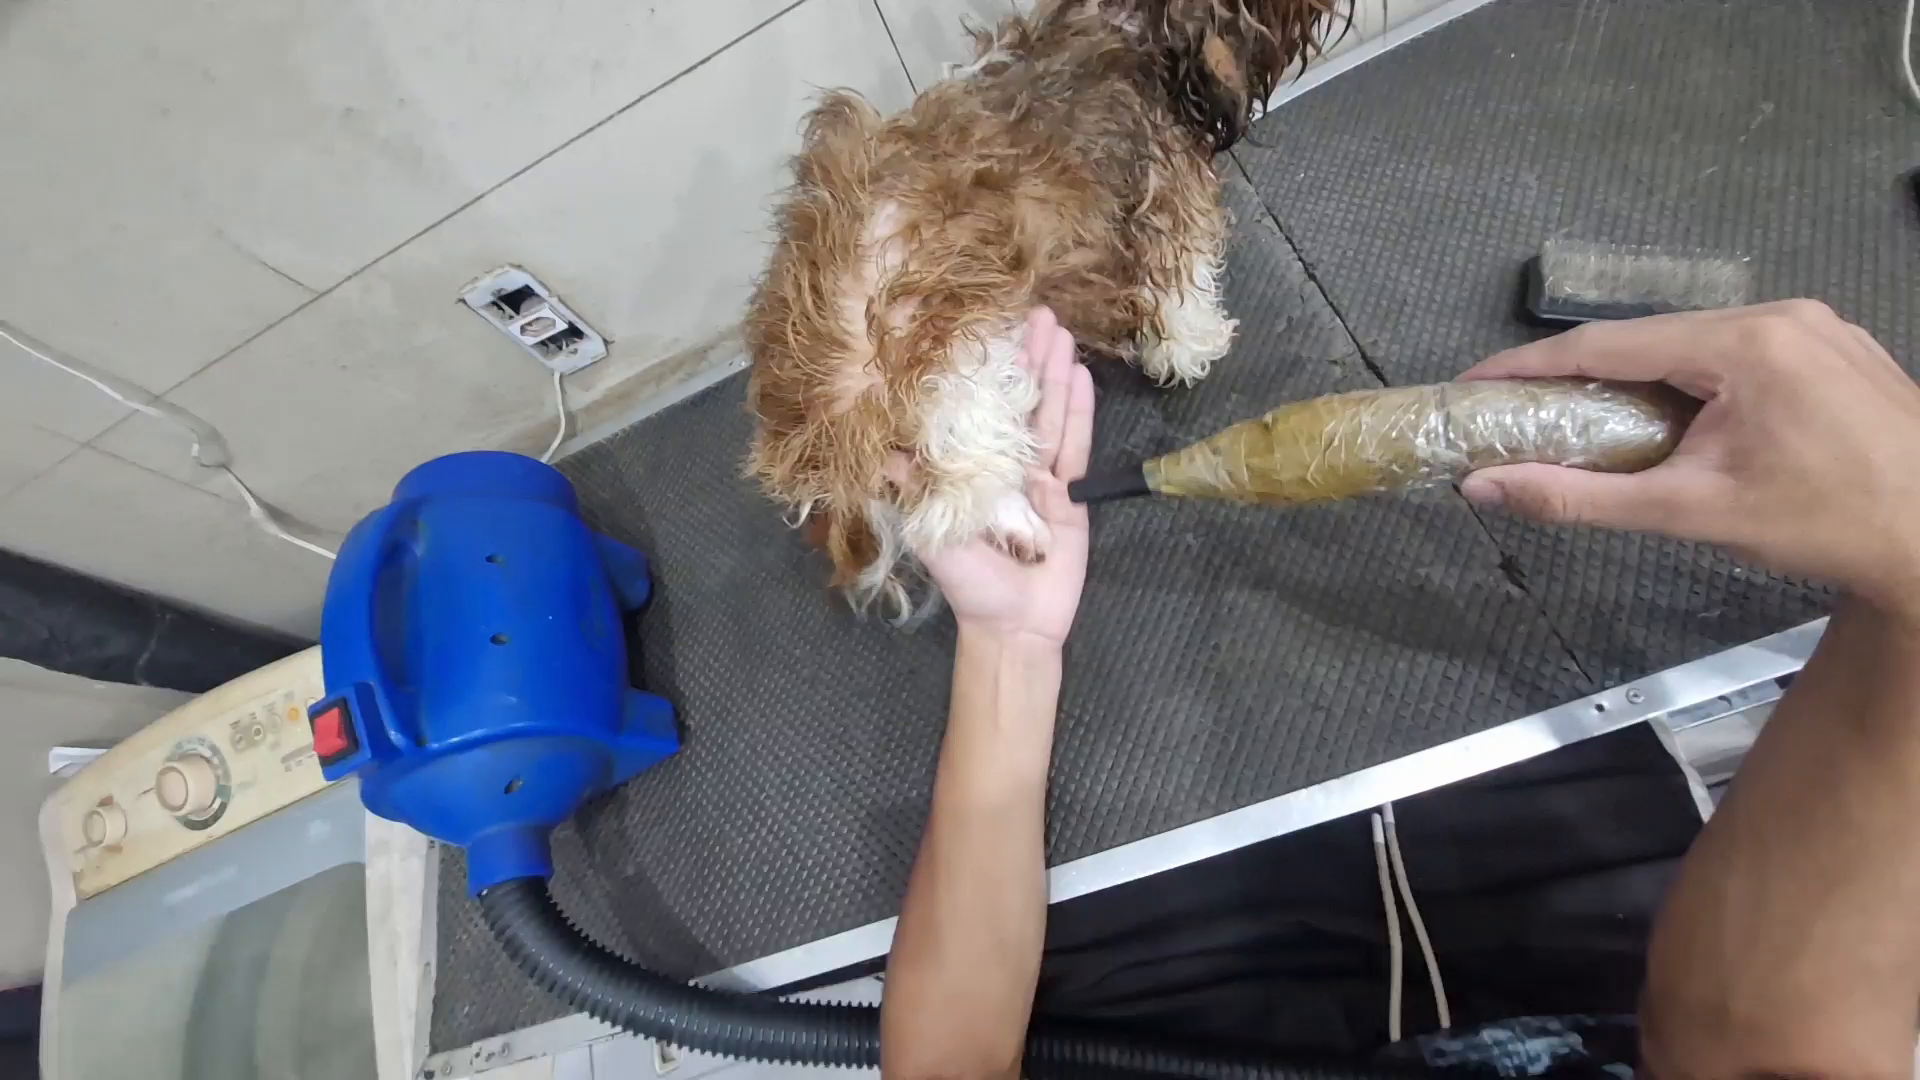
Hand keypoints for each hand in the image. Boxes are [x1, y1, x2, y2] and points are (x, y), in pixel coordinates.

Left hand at [912, 307, 1093, 647]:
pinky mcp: (1070, 493)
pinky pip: (1075, 446)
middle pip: (1016, 402)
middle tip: (1033, 311)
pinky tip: (1080, 376)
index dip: (978, 373)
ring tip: (1058, 330)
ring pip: (1047, 415)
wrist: (1013, 623)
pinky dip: (1079, 413)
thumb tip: (877, 448)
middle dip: (1024, 357)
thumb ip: (910, 488)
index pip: (972, 411)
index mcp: (968, 470)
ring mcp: (1040, 477)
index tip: (980, 329)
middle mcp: (1003, 465)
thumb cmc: (968, 581)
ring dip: (1053, 373)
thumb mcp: (928, 531)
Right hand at [1458, 300, 1919, 618]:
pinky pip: (1709, 351)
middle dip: (1560, 370)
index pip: (1603, 344)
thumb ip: (1572, 497)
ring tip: (1555, 411)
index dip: (1523, 363)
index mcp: (1745, 344)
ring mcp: (1803, 328)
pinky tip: (1632, 410)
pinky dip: (1655, 378)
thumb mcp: (1683, 512)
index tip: (1467, 384)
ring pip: (1671, 343)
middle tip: (1503, 406)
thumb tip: (1478, 487)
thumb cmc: (1822, 522)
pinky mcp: (1814, 347)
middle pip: (1636, 337)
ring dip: (1607, 375)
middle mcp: (1775, 317)